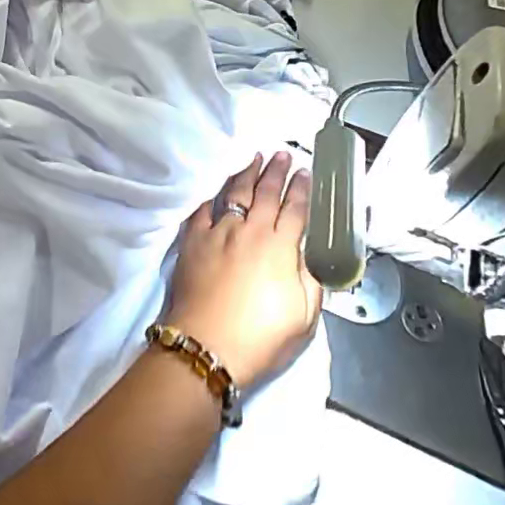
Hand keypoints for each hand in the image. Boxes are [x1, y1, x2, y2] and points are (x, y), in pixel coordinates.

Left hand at [165, 152, 322, 391]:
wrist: (205, 350)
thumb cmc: (259, 339)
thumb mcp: (304, 317)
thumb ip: (311, 280)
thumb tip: (312, 253)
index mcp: (281, 246)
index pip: (296, 208)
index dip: (302, 188)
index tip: (305, 172)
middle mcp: (252, 230)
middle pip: (267, 191)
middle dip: (277, 170)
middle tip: (283, 154)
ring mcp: (219, 233)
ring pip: (236, 193)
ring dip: (248, 173)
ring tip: (255, 158)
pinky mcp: (193, 242)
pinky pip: (202, 211)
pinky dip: (211, 199)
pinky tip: (216, 193)